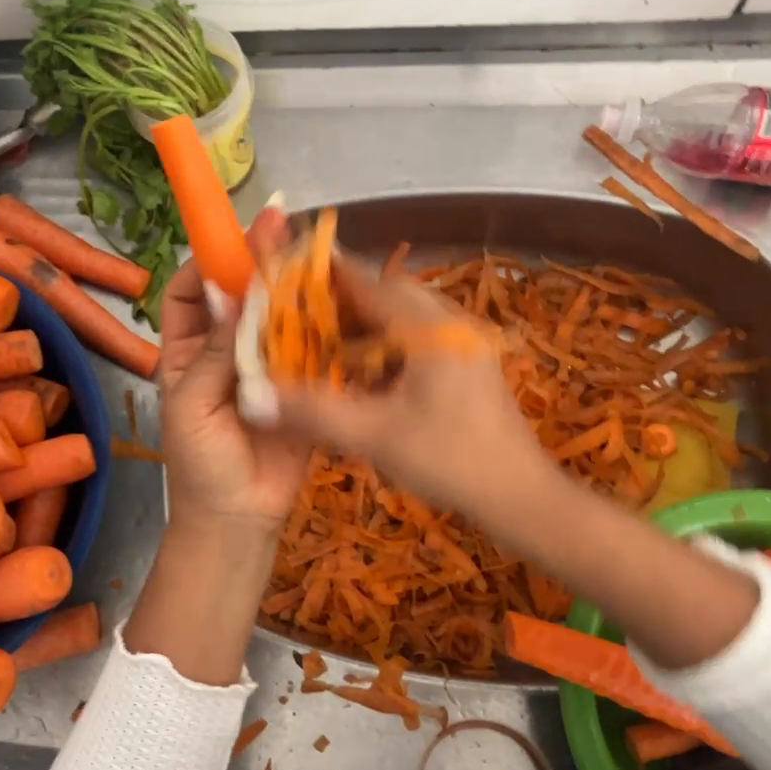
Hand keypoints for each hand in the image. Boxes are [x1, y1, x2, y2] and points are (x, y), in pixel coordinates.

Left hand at [155, 252, 310, 541]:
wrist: (239, 519)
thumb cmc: (201, 464)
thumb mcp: (193, 405)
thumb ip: (215, 352)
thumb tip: (233, 293)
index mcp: (187, 351)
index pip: (192, 293)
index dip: (209, 263)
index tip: (233, 239)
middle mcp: (227, 350)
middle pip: (242, 296)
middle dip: (258, 262)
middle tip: (281, 225)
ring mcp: (267, 365)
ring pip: (279, 315)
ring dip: (294, 286)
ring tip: (314, 253)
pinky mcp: (301, 384)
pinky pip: (312, 348)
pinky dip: (324, 324)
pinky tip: (338, 298)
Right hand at [272, 265, 551, 515]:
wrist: (518, 494)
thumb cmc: (449, 459)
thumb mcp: (373, 436)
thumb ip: (311, 412)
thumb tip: (251, 396)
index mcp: (427, 326)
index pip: (364, 281)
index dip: (320, 275)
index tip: (279, 276)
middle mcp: (447, 321)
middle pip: (382, 293)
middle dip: (336, 303)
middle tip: (291, 319)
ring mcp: (462, 340)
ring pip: (400, 315)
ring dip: (360, 325)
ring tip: (318, 345)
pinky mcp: (466, 362)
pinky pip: (415, 337)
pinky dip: (382, 345)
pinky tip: (360, 374)